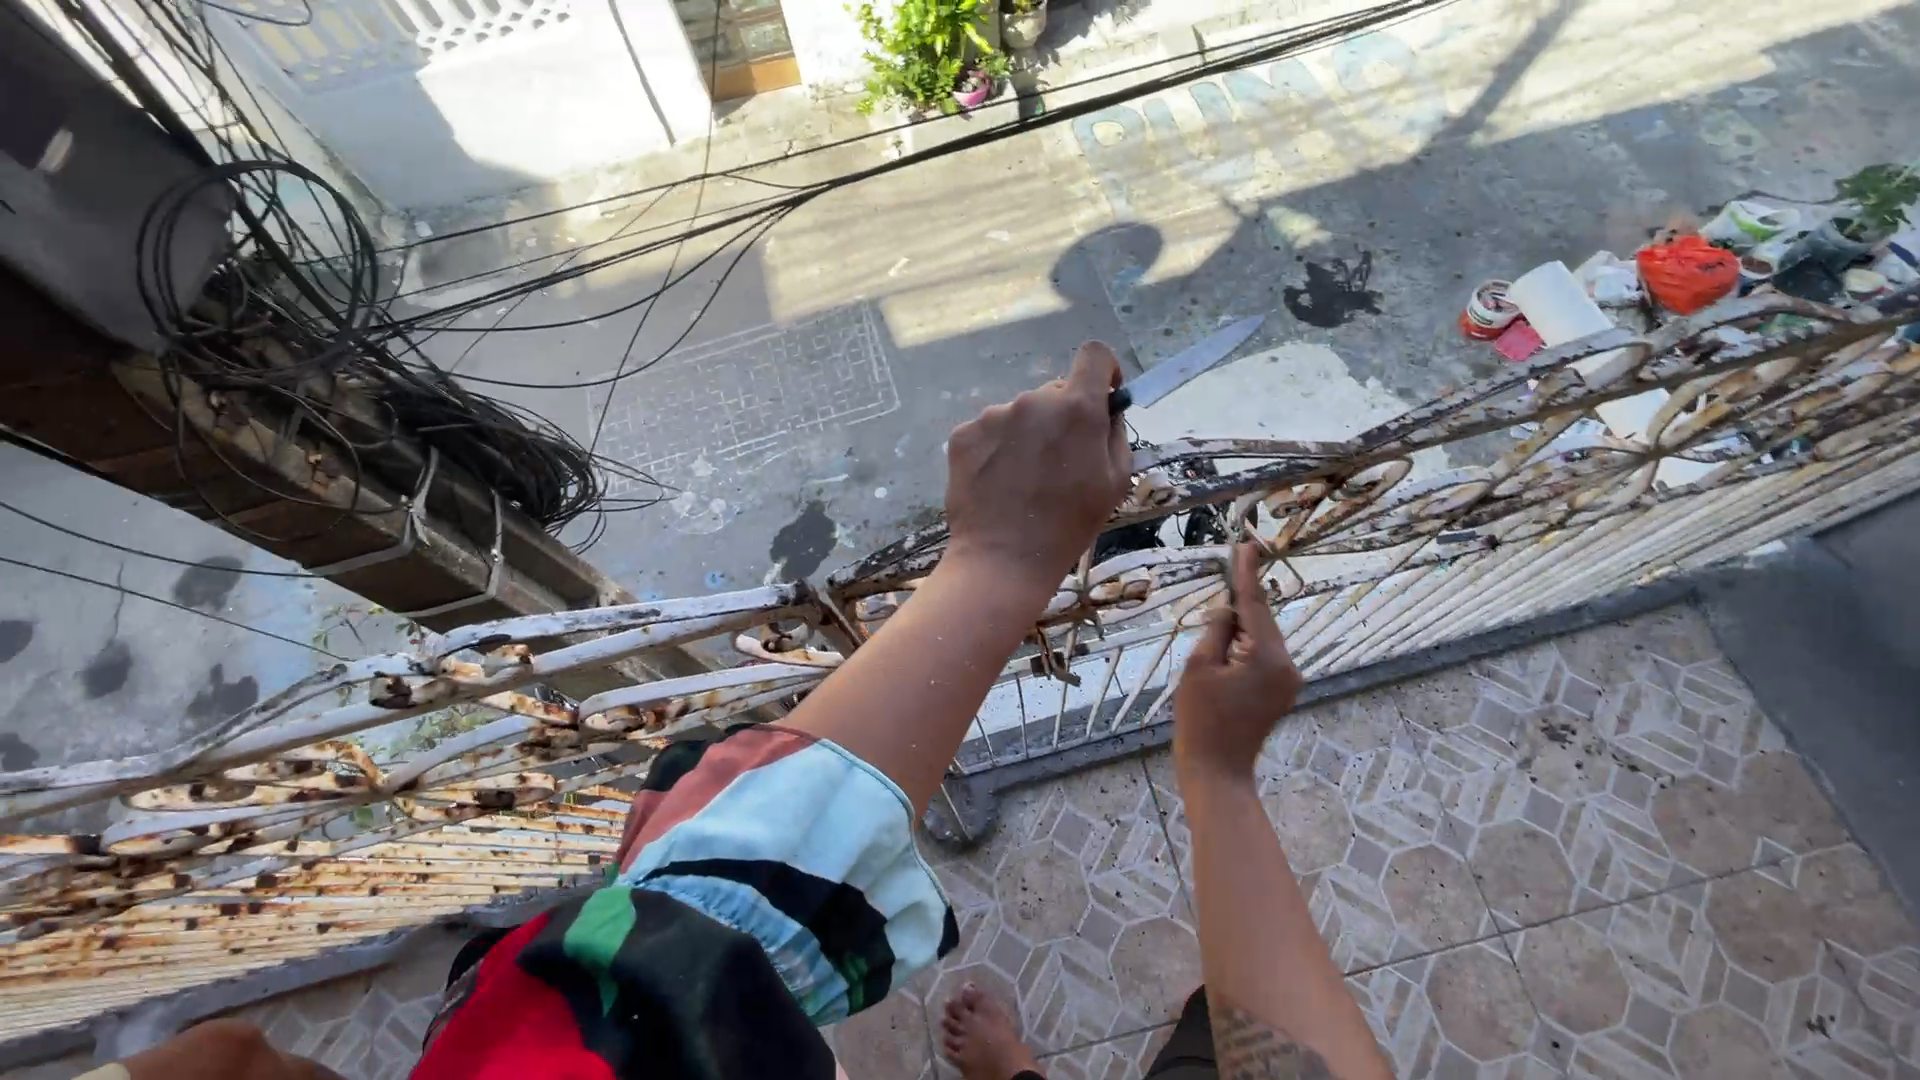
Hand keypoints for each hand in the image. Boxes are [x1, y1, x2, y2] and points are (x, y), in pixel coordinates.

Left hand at [943, 342, 1131, 594]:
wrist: (1003, 558)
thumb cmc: (1069, 525)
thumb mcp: (1115, 482)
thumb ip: (1114, 434)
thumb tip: (1107, 409)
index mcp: (1076, 408)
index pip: (1093, 354)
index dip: (1102, 369)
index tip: (1101, 393)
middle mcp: (1032, 400)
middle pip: (1054, 393)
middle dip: (1061, 418)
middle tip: (1059, 462)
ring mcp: (993, 415)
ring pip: (1019, 415)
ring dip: (1027, 436)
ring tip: (1024, 481)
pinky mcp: (962, 434)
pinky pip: (989, 432)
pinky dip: (996, 450)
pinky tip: (998, 483)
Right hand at [1173, 543, 1302, 783]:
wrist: (1217, 768)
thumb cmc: (1200, 719)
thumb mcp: (1198, 667)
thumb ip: (1216, 630)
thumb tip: (1226, 609)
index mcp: (1268, 657)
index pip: (1254, 605)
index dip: (1247, 574)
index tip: (1247, 545)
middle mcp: (1287, 665)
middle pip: (1260, 622)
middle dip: (1237, 610)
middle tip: (1217, 599)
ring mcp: (1289, 680)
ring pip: (1261, 639)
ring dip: (1238, 634)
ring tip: (1210, 653)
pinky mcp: (1283, 691)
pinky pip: (1263, 657)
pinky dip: (1244, 650)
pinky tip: (1223, 661)